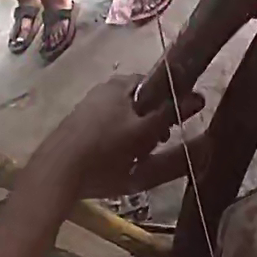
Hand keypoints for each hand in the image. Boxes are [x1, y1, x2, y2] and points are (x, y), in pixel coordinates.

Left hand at [30, 76, 204, 197]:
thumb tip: (199, 98)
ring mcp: (88, 107)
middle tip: (158, 143)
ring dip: (136, 133)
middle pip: (140, 101)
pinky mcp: (77, 126)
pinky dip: (119, 139)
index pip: (156, 83)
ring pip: (124, 116)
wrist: (56, 172)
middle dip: (152, 121)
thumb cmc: (105, 151)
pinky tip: (117, 159)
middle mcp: (104, 89)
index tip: (174, 125)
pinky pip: (108, 127)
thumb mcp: (143, 135)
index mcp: (121, 85)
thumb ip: (171, 115)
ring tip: (139, 156)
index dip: (169, 102)